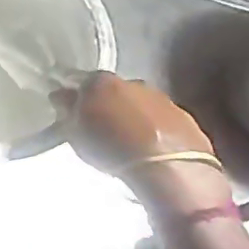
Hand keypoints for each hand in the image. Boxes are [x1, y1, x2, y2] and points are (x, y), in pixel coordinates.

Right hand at [53, 73, 230, 213]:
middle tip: (102, 128)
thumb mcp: (77, 134)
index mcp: (104, 82)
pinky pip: (163, 121)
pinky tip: (152, 149)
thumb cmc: (113, 149)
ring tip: (128, 143)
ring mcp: (164, 99)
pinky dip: (155, 130)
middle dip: (109, 105)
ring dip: (134, 117)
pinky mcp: (187, 119)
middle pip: (116, 91)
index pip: (84, 81)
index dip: (77, 95)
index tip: (72, 110)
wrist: (170, 167)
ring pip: (141, 104)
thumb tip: (61, 95)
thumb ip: (69, 111)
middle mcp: (136, 83)